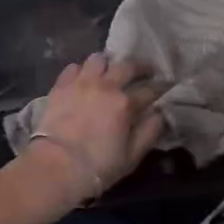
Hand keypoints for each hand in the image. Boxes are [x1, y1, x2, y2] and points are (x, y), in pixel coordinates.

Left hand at [28, 54, 164, 203]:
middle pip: (126, 65)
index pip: (149, 89)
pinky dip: (82, 70)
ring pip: (97, 59)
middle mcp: (104, 86)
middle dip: (140, 66)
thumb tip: (159, 114)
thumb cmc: (99, 165)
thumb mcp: (132, 155)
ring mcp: (80, 82)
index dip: (160, 87)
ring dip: (107, 63)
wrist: (58, 163)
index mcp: (125, 103)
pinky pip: (73, 67)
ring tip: (109, 71)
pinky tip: (83, 78)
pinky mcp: (61, 85)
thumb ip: (149, 132)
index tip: (165, 85)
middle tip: (145, 70)